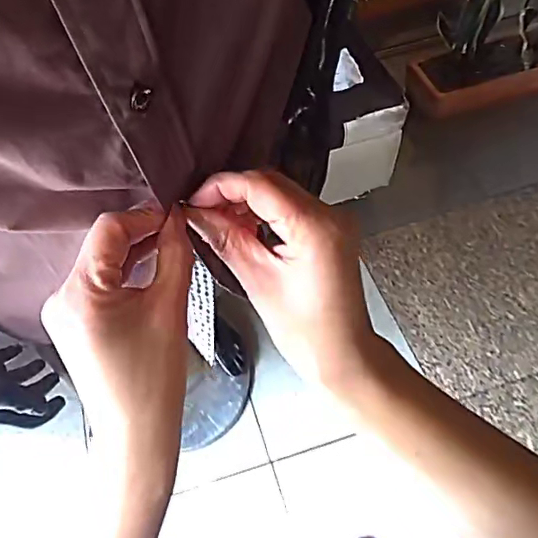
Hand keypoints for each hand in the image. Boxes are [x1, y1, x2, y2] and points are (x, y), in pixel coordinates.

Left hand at [41, 205, 192, 471]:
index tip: (172, 217)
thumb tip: (176, 220)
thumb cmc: (152, 381)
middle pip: (102, 243)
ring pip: (100, 260)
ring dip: (132, 251)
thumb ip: (174, 253)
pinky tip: (148, 268)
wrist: (136, 435)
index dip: (144, 216)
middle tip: (174, 230)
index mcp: (80, 292)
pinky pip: (96, 281)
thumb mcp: (169, 306)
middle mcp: (61, 297)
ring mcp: (62, 310)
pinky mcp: (70, 320)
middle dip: (140, 232)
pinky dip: (122, 272)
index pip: (109, 229)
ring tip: (167, 246)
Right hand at [186, 170, 378, 389]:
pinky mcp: (328, 228)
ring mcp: (331, 220)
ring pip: (277, 190)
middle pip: (268, 181)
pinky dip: (262, 211)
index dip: (220, 186)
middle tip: (202, 210)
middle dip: (230, 192)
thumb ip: (224, 238)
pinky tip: (244, 228)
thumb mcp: (256, 281)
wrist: (342, 355)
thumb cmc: (310, 332)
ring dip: (244, 201)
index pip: (258, 184)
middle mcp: (328, 215)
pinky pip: (288, 205)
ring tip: (219, 223)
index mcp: (313, 226)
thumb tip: (197, 214)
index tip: (196, 199)